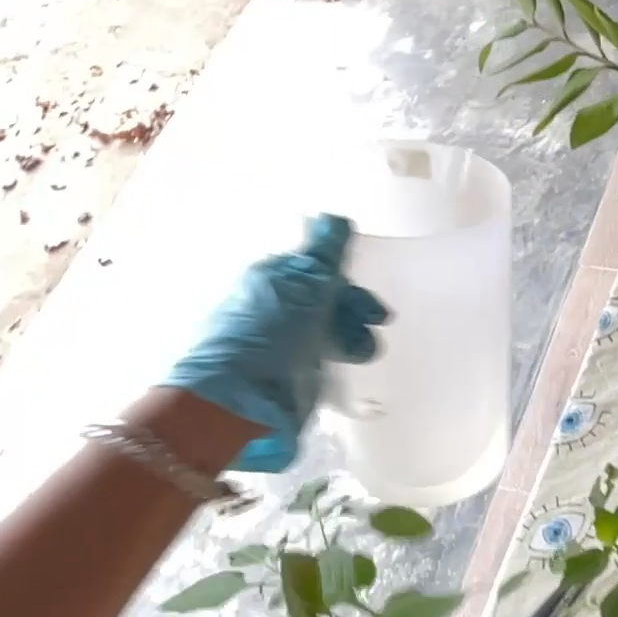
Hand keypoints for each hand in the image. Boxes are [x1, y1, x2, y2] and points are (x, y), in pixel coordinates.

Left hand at [164, 215, 386, 471]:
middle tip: (371, 333)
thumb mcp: (304, 285)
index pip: (322, 275)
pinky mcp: (284, 374)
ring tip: (360, 356)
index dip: (351, 290)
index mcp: (274, 279)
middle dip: (354, 317)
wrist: (241, 398)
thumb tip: (336, 218)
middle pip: (327, 304)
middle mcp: (275, 307)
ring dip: (351, 341)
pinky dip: (336, 362)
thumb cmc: (273, 334)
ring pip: (326, 333)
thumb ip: (325, 253)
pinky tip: (343, 370)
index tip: (376, 312)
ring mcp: (279, 342)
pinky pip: (319, 360)